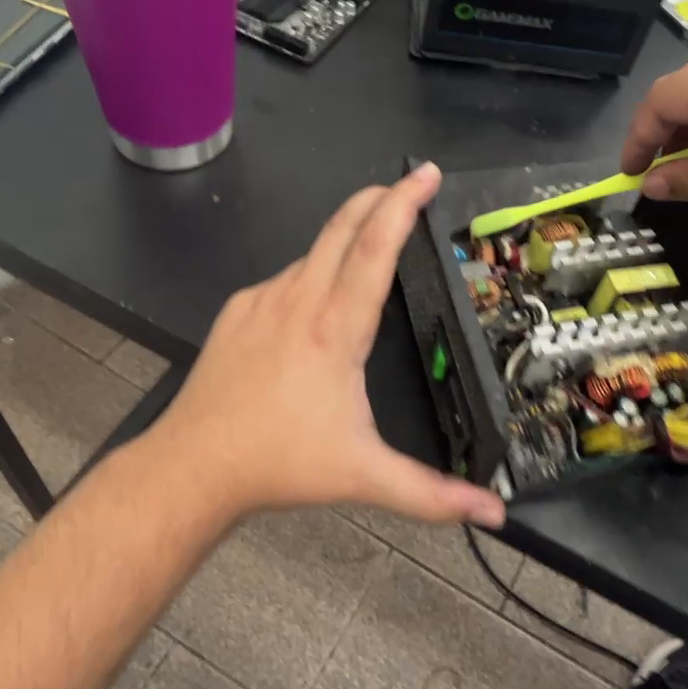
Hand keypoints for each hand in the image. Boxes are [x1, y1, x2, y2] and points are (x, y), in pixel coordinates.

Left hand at [147, 163, 505, 527]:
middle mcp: (300, 300)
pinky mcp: (237, 310)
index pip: (374, 250)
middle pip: (342, 227)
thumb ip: (433, 495)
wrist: (192, 466)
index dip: (403, 205)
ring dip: (346, 240)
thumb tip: (495, 513)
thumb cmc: (282, 463)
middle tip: (407, 184)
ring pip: (313, 254)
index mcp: (336, 329)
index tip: (425, 174)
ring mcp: (262, 300)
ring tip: (370, 252)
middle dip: (378, 197)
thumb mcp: (365, 478)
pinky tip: (314, 305)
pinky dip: (310, 276)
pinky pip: (285, 279)